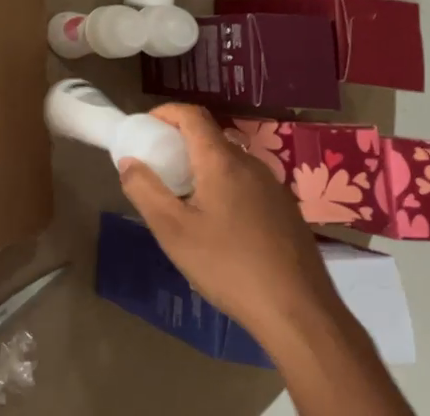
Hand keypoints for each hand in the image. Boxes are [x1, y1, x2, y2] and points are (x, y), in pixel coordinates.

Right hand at [118, 104, 340, 338]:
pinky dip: (224, 190)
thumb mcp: (172, 230)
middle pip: (211, 139)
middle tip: (158, 171)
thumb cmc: (229, 267)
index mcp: (222, 162)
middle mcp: (252, 166)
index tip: (144, 129)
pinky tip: (219, 229)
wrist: (301, 316)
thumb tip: (129, 162)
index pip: (192, 115)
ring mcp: (275, 190)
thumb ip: (144, 189)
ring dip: (202, 170)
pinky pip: (247, 187)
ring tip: (185, 203)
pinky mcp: (288, 214)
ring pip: (230, 164)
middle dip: (180, 145)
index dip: (165, 113)